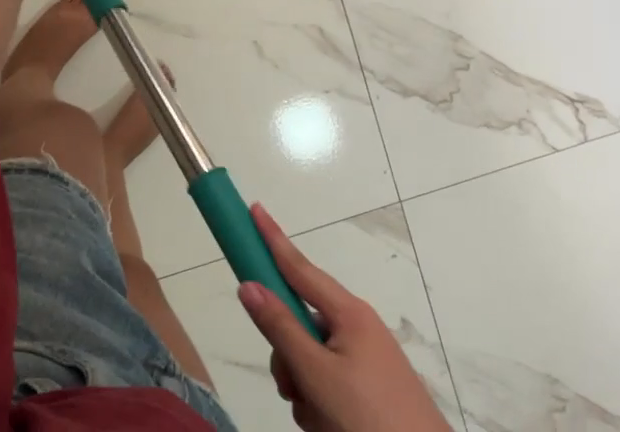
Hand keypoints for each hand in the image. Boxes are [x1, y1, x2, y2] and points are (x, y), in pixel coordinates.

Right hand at [238, 204, 451, 431]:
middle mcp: (355, 329)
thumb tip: (248, 285)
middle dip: (286, 358)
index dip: (273, 239)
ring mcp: (362, 360)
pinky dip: (318, 406)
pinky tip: (332, 428)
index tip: (254, 208)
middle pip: (297, 324)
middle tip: (294, 388)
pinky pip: (323, 385)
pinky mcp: (365, 389)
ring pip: (306, 360)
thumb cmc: (371, 416)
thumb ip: (279, 329)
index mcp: (348, 313)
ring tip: (322, 419)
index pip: (299, 267)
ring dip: (302, 391)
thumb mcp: (317, 373)